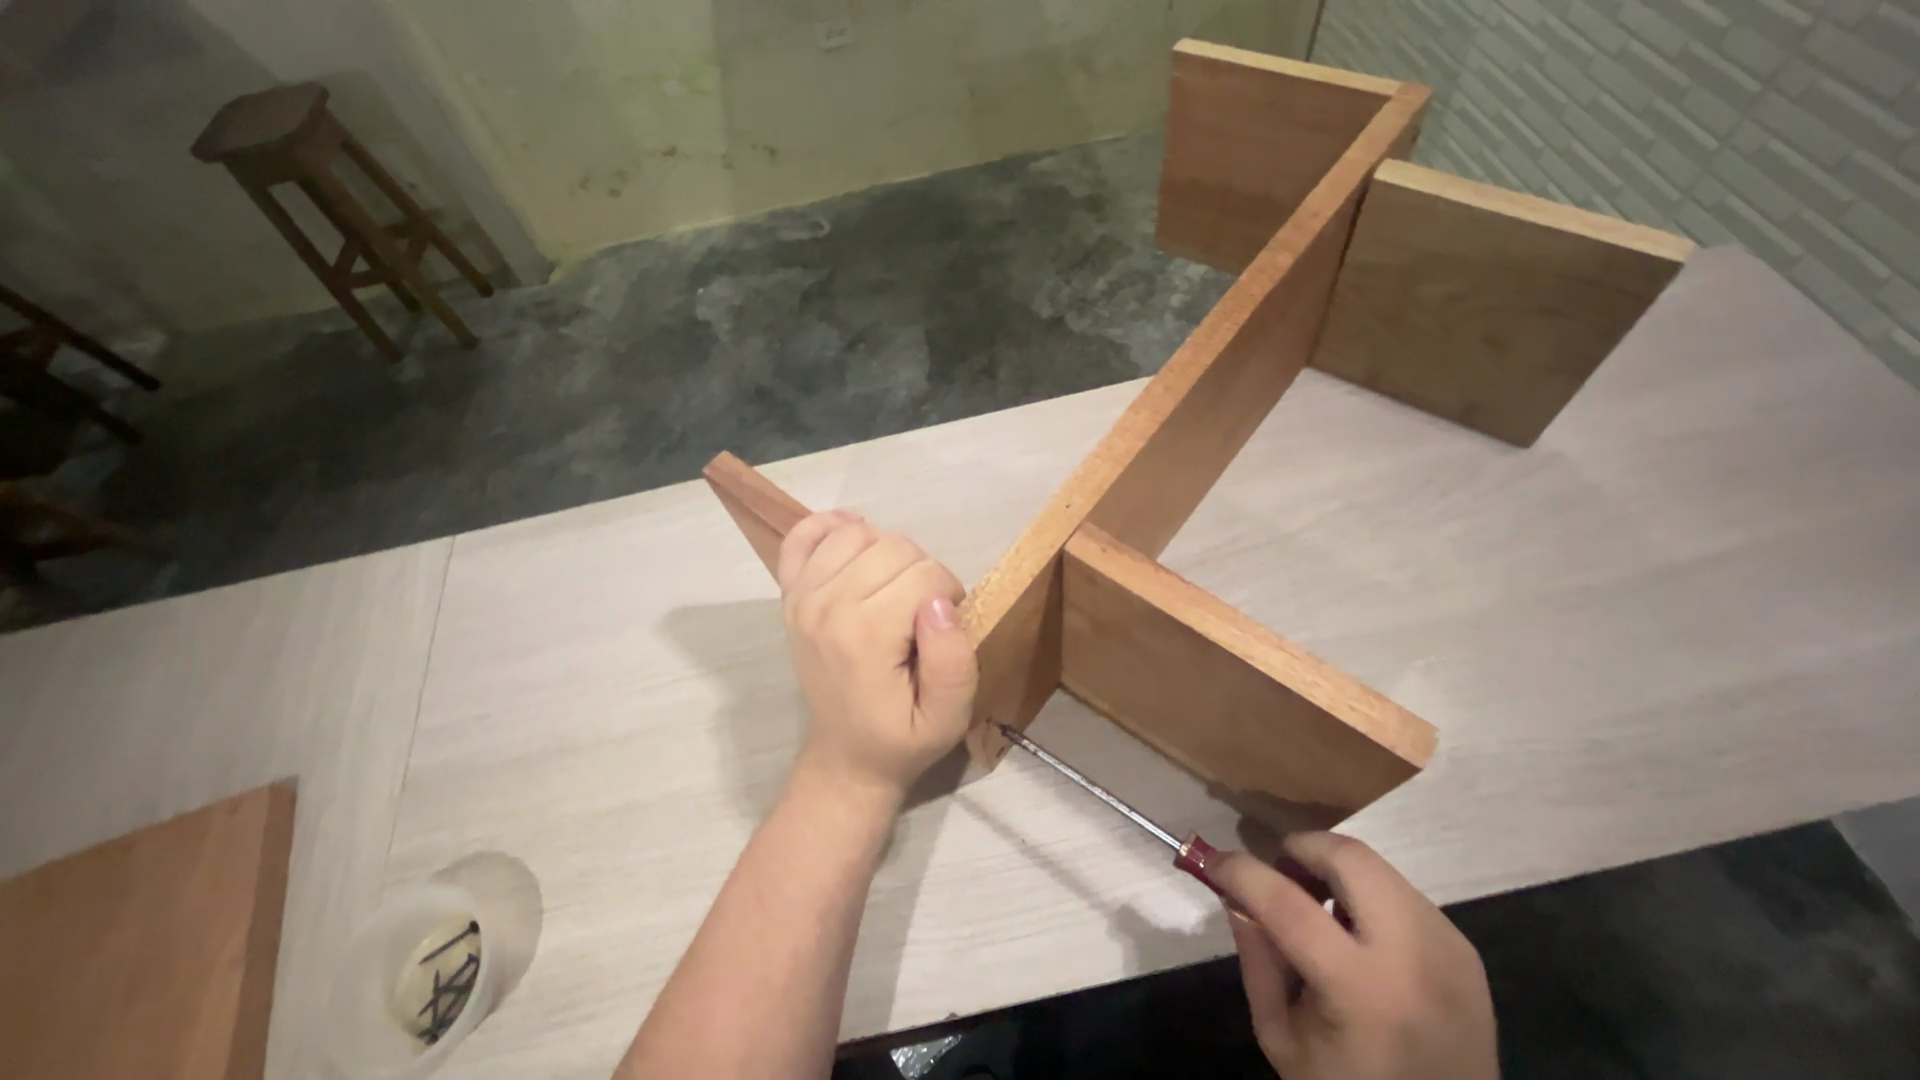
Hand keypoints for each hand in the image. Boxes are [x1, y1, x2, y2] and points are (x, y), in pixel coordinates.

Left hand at [776, 510, 976, 805]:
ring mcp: (802, 596)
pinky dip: (831, 527)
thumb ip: (953, 662)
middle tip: (924, 614)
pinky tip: (855, 545)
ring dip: (888, 553)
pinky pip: (805, 535)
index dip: (950, 594)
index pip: (926, 574)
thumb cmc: (903, 738)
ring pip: (859, 533)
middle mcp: (826, 605)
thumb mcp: (947, 718)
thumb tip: (940, 603)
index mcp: (865, 635)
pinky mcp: (791, 594)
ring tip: (896, 590)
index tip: (945, 628)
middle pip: (895, 546)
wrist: (847, 756)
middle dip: (924, 573)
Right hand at [1211, 834, 1496, 1079]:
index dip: (1242, 872)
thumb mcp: (1281, 1036)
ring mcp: (1447, 945)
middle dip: (1300, 848)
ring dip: (1335, 871)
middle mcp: (1412, 954)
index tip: (1214, 860)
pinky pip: (1403, 894)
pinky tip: (1357, 936)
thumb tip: (1234, 893)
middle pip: (1349, 858)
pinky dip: (1367, 897)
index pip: (1287, 903)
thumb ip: (1257, 959)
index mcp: (1361, 990)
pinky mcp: (1465, 946)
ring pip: (1377, 868)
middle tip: (1278, 873)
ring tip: (1317, 907)